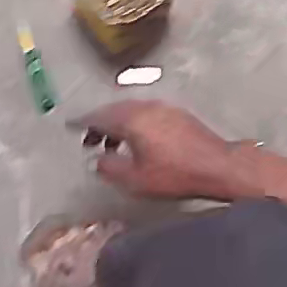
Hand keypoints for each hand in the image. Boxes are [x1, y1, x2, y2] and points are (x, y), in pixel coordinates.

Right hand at [74, 100, 252, 200]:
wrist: (216, 165)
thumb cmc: (174, 174)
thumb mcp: (135, 179)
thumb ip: (110, 167)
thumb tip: (98, 159)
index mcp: (134, 119)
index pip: (101, 115)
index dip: (84, 121)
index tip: (71, 125)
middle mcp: (148, 107)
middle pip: (117, 109)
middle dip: (100, 121)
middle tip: (88, 139)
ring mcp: (165, 108)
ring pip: (133, 110)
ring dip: (118, 123)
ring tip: (111, 144)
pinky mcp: (177, 114)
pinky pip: (147, 112)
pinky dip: (135, 122)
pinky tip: (136, 140)